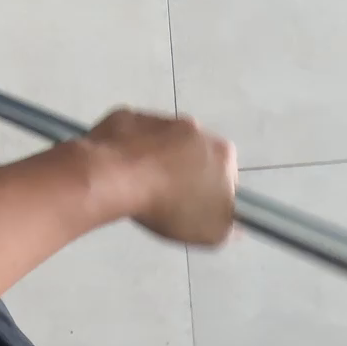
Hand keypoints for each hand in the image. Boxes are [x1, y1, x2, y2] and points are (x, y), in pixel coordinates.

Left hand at [80, 109, 237, 246]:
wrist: (111, 176)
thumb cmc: (167, 205)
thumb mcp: (212, 232)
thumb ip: (230, 225)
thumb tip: (235, 223)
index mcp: (220, 151)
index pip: (226, 171)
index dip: (212, 189)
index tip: (194, 202)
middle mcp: (191, 126)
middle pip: (192, 150)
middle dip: (182, 167)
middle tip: (165, 191)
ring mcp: (154, 116)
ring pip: (159, 138)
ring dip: (153, 154)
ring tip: (137, 179)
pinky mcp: (123, 113)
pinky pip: (130, 131)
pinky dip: (126, 144)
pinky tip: (117, 163)